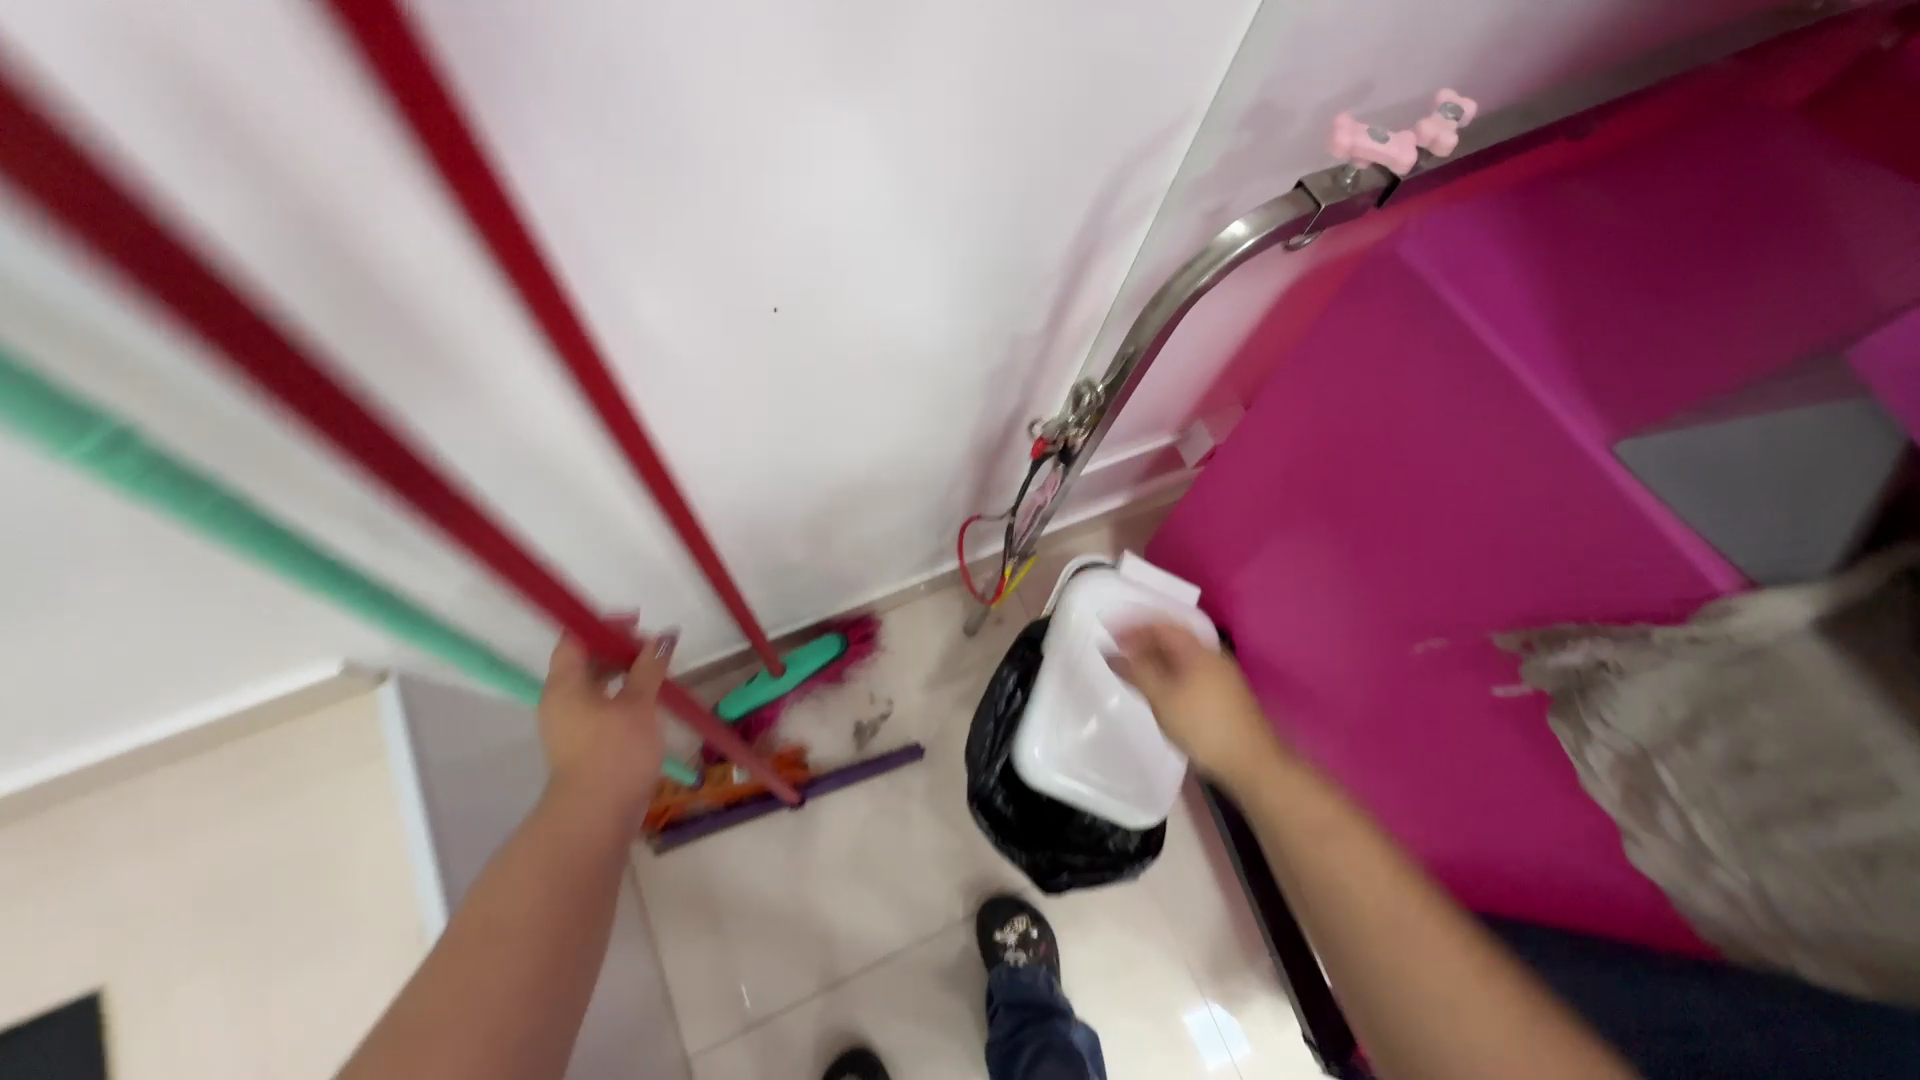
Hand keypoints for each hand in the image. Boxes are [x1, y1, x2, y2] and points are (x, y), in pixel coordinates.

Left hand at [536, 621, 670, 826]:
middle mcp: (559, 700)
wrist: (596, 814)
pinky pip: (600, 707)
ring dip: (623, 673)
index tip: (637, 622)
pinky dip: (622, 696)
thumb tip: (664, 637)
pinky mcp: (582, 745)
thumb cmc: (614, 751)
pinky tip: (648, 702)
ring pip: (594, 686)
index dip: (604, 624)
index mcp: (564, 684)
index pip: (575, 638)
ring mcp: (569, 725)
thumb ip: (649, 667)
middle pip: (585, 661)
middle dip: (618, 649)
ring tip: (657, 672)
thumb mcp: (637, 704)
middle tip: (653, 648)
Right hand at [1109, 622, 1288, 786]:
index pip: (1161, 625)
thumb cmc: (1203, 727)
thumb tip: (1112, 651)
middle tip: (1117, 649)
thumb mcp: (1162, 698)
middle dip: (1143, 640)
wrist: (1251, 762)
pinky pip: (1190, 669)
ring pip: (1182, 655)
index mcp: (1197, 651)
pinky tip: (1159, 687)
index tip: (1110, 630)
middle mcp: (1211, 656)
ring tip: (1133, 667)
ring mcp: (1221, 675)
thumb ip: (1136, 671)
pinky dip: (1169, 670)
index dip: (1134, 625)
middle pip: (1173, 637)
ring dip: (1156, 656)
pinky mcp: (1224, 693)